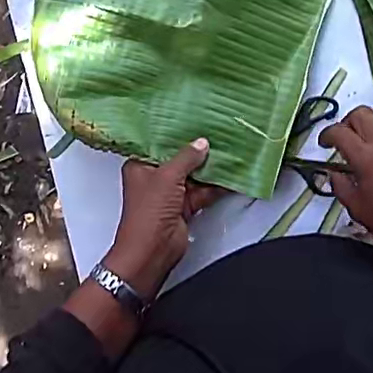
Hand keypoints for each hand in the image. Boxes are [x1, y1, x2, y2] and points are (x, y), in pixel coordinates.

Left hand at [103, 138, 219, 296]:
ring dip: (210, 168)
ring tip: (229, 151)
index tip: (194, 121)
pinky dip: (216, 186)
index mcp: (140, 165)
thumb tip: (201, 143)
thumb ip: (186, 157)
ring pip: (193, 175)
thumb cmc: (149, 212)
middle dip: (197, 151)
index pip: (158, 144)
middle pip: (179, 159)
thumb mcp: (167, 176)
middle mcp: (154, 177)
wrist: (152, 251)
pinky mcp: (183, 207)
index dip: (175, 134)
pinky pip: (202, 191)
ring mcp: (170, 193)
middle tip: (217, 133)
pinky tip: (231, 175)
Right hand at [319, 108, 372, 301]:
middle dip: (347, 123)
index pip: (339, 132)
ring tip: (369, 160)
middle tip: (344, 140)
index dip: (327, 134)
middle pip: (361, 114)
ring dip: (370, 137)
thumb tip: (334, 173)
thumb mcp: (356, 207)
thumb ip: (340, 185)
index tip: (324, 144)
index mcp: (366, 157)